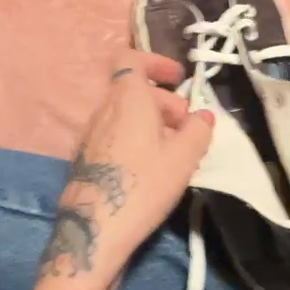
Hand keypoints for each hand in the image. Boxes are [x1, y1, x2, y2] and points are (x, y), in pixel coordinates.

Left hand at [36, 49, 213, 289]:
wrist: (94, 230)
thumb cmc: (143, 185)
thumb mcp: (183, 158)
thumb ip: (198, 131)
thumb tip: (203, 115)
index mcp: (127, 99)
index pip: (131, 59)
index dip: (156, 62)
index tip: (179, 79)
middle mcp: (103, 110)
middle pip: (133, 90)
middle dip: (164, 101)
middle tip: (188, 127)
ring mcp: (89, 135)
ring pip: (124, 115)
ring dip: (151, 123)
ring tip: (175, 152)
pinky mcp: (86, 159)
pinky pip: (114, 135)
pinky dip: (135, 140)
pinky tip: (152, 169)